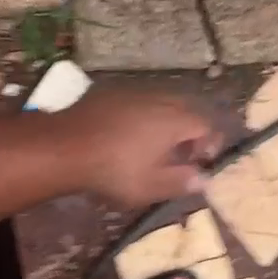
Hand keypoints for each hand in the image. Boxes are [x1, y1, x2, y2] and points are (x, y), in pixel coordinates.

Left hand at [52, 92, 223, 206]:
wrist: (69, 144)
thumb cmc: (116, 169)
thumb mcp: (151, 186)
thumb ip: (182, 182)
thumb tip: (204, 179)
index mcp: (174, 120)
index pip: (205, 125)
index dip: (209, 144)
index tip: (200, 163)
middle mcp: (160, 99)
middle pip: (186, 110)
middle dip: (189, 133)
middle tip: (181, 157)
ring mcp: (136, 92)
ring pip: (163, 103)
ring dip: (167, 123)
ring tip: (155, 149)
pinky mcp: (115, 92)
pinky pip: (141, 101)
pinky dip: (145, 117)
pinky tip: (129, 136)